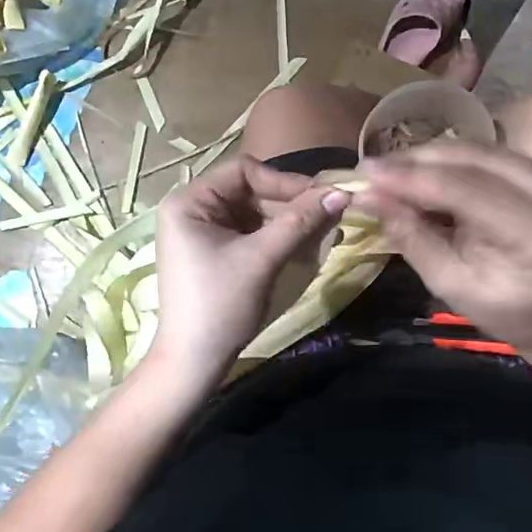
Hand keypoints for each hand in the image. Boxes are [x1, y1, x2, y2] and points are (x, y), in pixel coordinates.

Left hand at [153, 156, 349, 373]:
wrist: (193, 360)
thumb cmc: (222, 304)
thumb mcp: (263, 258)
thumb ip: (301, 221)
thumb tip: (342, 192)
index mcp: (189, 202)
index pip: (243, 172)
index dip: (284, 181)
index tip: (321, 197)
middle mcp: (190, 210)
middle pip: (248, 192)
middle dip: (289, 204)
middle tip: (330, 217)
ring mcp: (199, 233)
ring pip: (251, 214)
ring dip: (286, 222)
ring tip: (322, 234)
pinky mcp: (211, 253)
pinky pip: (247, 234)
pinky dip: (274, 238)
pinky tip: (301, 247)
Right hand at [357, 141, 531, 352]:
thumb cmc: (505, 312)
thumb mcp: (449, 284)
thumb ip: (412, 236)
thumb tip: (368, 196)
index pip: (469, 191)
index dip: (413, 178)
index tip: (367, 173)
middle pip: (480, 161)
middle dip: (419, 161)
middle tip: (372, 167)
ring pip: (487, 152)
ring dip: (433, 156)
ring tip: (392, 167)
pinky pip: (499, 156)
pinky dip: (456, 161)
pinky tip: (424, 168)